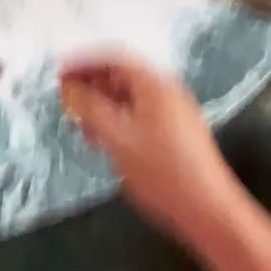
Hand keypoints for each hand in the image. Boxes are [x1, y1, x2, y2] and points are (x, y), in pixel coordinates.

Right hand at [60, 54, 246, 246]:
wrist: (210, 212)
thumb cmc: (163, 172)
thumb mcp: (118, 139)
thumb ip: (90, 109)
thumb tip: (70, 88)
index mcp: (154, 84)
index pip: (113, 58)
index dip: (83, 63)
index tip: (59, 74)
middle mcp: (165, 91)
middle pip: (121, 75)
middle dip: (91, 85)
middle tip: (66, 101)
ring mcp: (173, 112)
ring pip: (129, 97)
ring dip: (102, 105)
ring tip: (82, 125)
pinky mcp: (175, 133)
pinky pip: (138, 114)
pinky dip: (116, 120)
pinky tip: (104, 140)